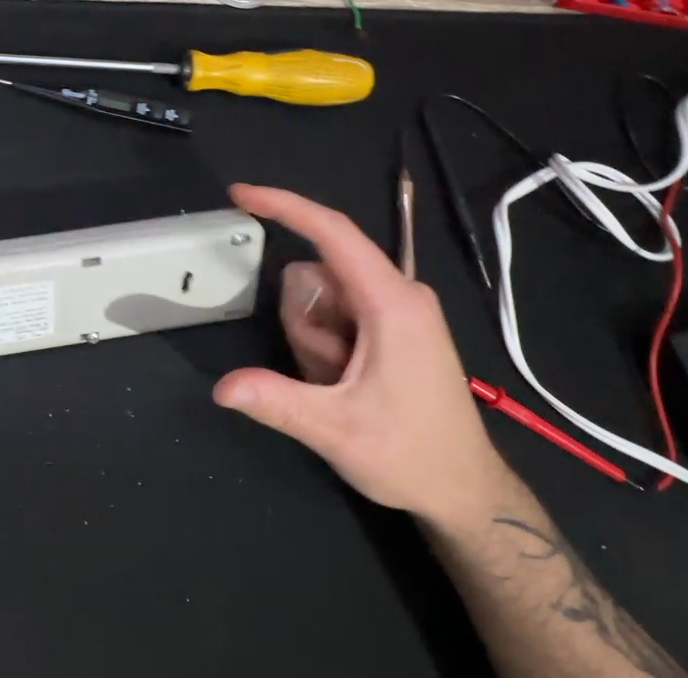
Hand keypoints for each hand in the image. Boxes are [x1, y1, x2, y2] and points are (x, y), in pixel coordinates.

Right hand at [213, 185, 511, 520]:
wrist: (465, 491)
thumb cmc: (410, 455)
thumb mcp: (335, 431)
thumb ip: (277, 402)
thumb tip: (222, 387)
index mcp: (392, 303)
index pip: (333, 232)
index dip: (285, 206)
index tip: (240, 194)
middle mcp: (400, 294)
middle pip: (319, 274)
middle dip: (302, 320)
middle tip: (320, 375)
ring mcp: (400, 310)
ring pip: (324, 296)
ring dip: (313, 337)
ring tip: (337, 387)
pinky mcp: (397, 326)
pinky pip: (338, 313)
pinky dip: (326, 343)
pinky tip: (343, 384)